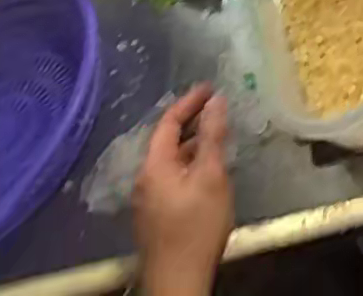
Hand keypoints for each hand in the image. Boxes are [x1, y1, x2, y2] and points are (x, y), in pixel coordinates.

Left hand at [133, 86, 232, 295]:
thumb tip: (216, 100)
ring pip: (171, 159)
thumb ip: (213, 135)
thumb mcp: (211, 176)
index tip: (211, 86)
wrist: (178, 287)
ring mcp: (148, 200)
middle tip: (216, 106)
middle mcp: (145, 179)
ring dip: (192, 142)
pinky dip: (189, 162)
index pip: (169, 122)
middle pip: (167, 140)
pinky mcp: (156, 216)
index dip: (190, 101)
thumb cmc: (196, 227)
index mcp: (154, 166)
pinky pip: (172, 175)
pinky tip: (207, 167)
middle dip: (192, 120)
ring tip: (217, 133)